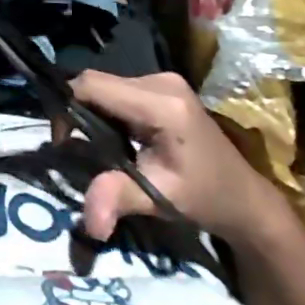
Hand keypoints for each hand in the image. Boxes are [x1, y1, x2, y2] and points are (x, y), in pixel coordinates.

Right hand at [68, 71, 304, 250]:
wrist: (242, 197)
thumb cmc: (204, 197)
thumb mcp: (159, 198)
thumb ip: (118, 197)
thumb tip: (89, 224)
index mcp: (162, 103)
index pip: (93, 85)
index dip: (66, 106)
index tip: (61, 141)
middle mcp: (161, 81)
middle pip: (97, 82)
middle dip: (76, 110)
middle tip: (71, 146)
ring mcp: (163, 80)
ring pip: (105, 85)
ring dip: (90, 111)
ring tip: (92, 145)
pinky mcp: (162, 87)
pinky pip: (118, 90)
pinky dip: (105, 110)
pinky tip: (113, 137)